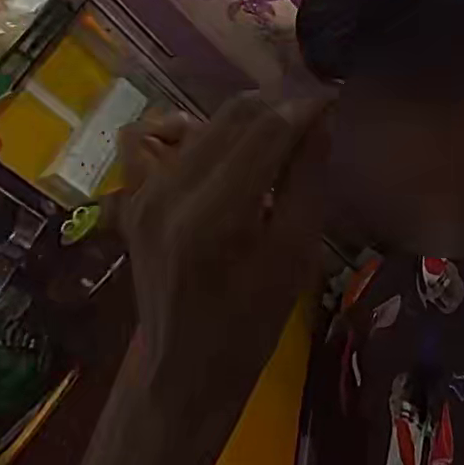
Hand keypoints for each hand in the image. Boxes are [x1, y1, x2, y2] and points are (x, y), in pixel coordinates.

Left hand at [112, 93, 329, 410]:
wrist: (185, 368)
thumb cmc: (253, 321)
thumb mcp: (297, 253)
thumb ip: (309, 177)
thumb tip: (323, 117)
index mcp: (218, 215)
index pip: (268, 130)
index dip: (305, 105)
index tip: (333, 95)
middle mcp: (172, 192)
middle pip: (235, 116)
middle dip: (281, 103)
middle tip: (312, 109)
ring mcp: (143, 193)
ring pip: (203, 121)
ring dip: (246, 116)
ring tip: (275, 132)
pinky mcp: (131, 197)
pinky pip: (145, 138)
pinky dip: (180, 128)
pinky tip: (207, 141)